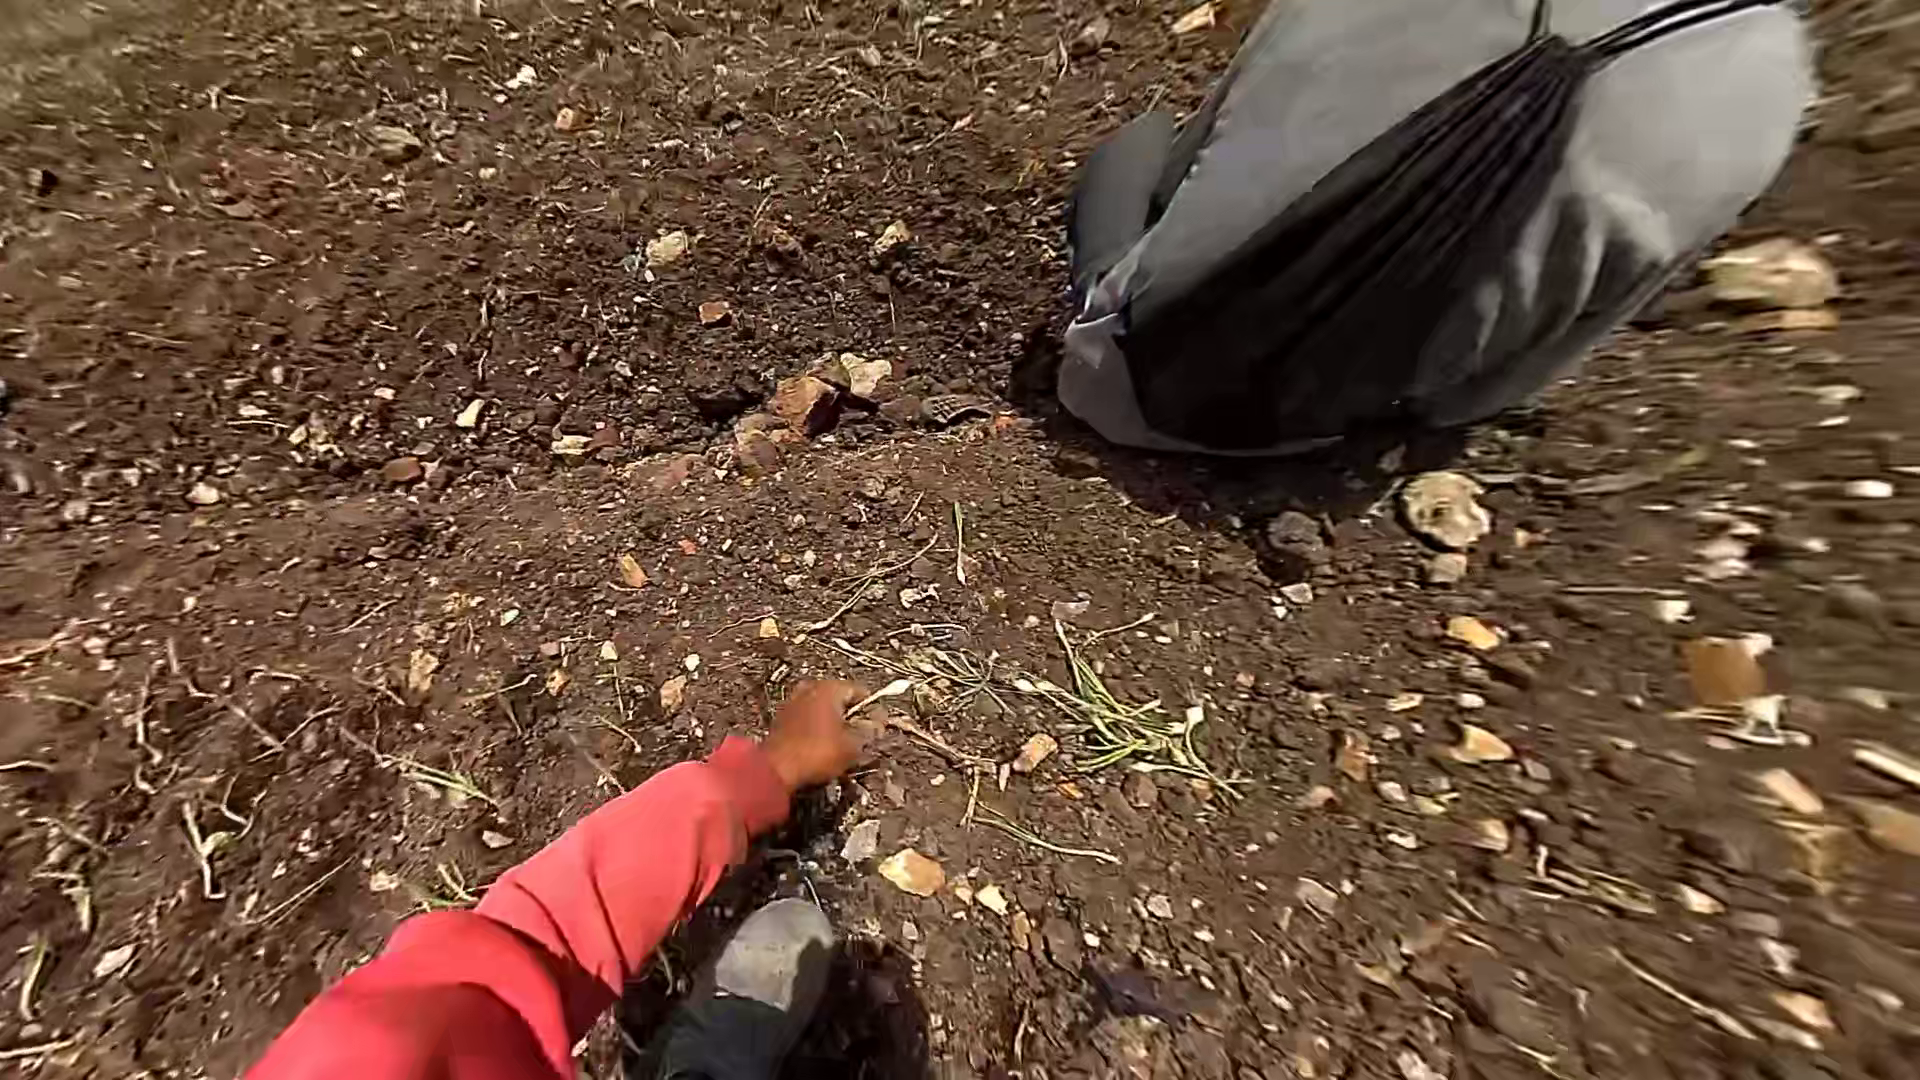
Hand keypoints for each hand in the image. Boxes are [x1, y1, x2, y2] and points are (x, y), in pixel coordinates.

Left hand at [760, 680, 868, 792]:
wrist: (774, 771)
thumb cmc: (818, 752)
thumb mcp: (853, 745)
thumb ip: (869, 732)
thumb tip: (878, 725)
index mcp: (830, 687)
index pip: (860, 691)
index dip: (872, 709)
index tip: (878, 727)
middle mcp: (811, 688)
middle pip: (840, 698)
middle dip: (852, 715)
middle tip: (861, 735)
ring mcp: (794, 702)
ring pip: (823, 708)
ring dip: (834, 722)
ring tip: (842, 743)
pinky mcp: (782, 718)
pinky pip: (808, 718)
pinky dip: (817, 728)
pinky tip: (822, 746)